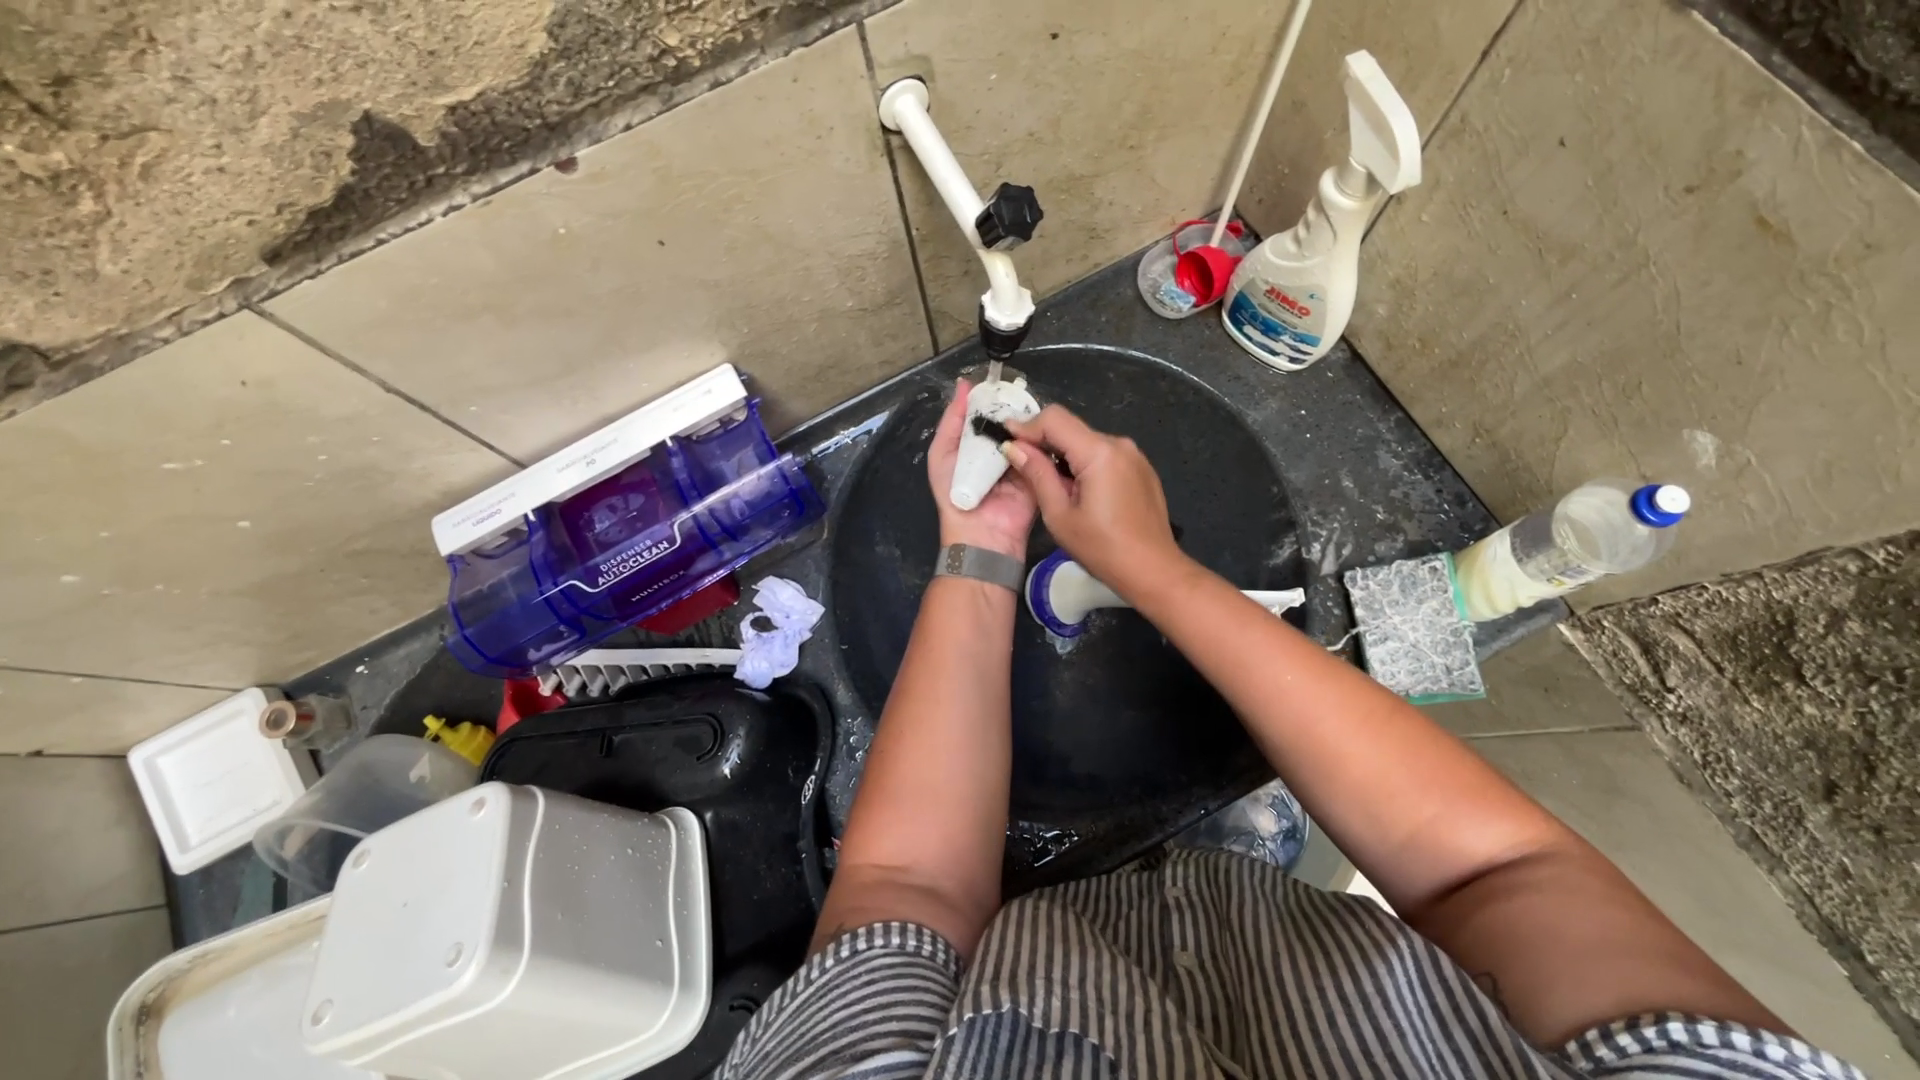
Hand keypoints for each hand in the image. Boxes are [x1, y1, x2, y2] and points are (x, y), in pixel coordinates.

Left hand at [927, 378, 1035, 559]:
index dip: (996, 398)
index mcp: (978, 446)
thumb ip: (951, 421)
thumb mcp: (942, 454)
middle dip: (1016, 409)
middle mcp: (1001, 452)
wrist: (980, 534)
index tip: (1003, 380)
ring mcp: (1023, 462)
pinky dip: (1044, 442)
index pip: (990, 415)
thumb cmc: (954, 495)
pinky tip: (1046, 428)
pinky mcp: (1041, 475)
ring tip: (1034, 408)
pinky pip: (1044, 454)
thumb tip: (964, 385)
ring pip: (1030, 434)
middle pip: (1013, 422)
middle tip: (1023, 391)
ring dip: (1031, 423)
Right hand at [1002, 405, 1185, 592]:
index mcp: (1099, 452)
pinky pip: (1105, 456)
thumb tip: (1014, 447)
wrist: (1153, 570)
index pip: (1055, 419)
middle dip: (1045, 444)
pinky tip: (1082, 494)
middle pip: (1072, 429)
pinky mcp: (1141, 469)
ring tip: (1056, 489)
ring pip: (1087, 443)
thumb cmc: (1102, 548)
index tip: (1007, 440)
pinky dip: (1086, 465)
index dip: (1027, 426)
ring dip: (1066, 457)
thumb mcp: (1060, 515)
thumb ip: (1037, 475)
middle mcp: (1120, 445)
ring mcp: (1134, 455)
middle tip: (1025, 469)